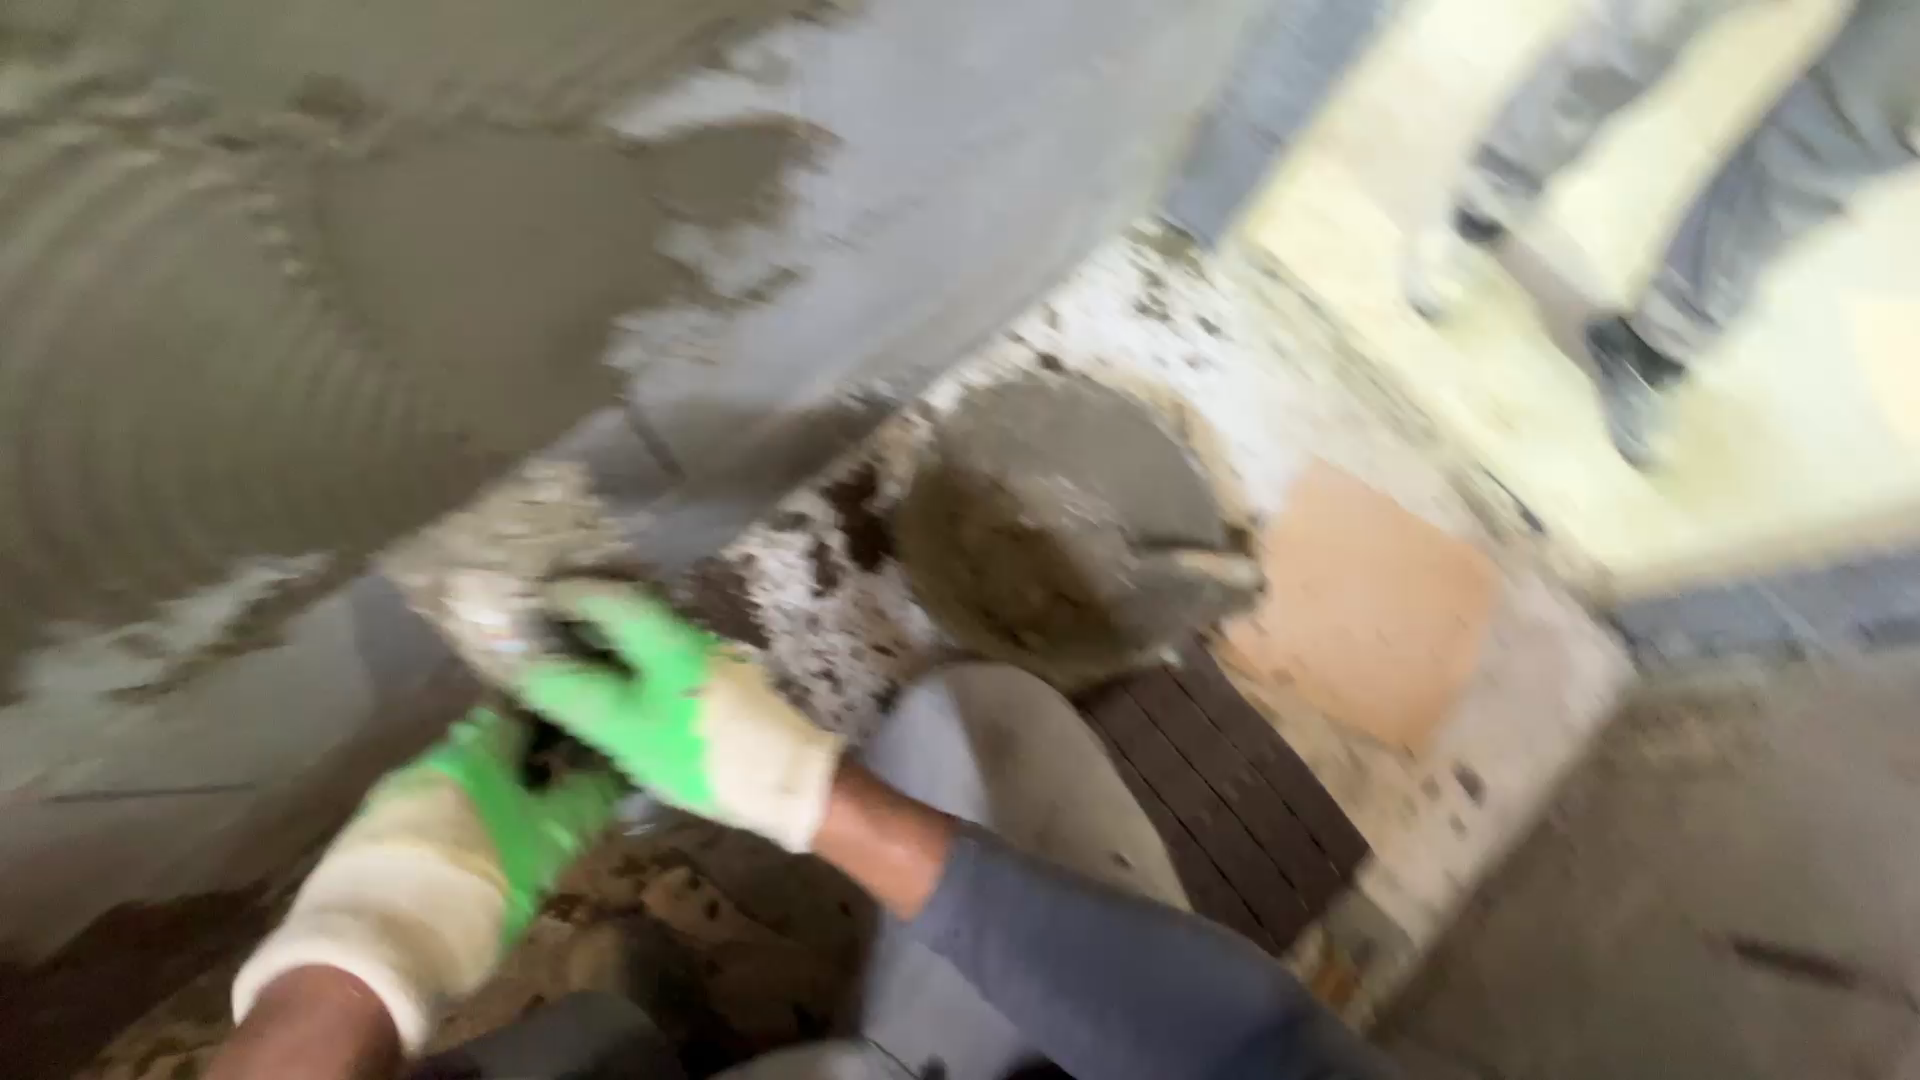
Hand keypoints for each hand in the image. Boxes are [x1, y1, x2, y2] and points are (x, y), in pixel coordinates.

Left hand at [232, 708, 620, 1053]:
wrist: (361, 969)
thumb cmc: (476, 887)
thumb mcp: (553, 842)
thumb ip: (589, 795)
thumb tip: (618, 765)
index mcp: (476, 748)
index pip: (526, 705)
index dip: (560, 713)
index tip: (588, 728)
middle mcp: (431, 760)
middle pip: (491, 741)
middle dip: (530, 754)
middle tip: (566, 775)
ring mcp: (392, 800)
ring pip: (462, 777)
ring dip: (496, 787)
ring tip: (527, 815)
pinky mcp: (366, 842)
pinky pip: (433, 810)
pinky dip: (464, 816)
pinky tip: (479, 847)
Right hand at [515, 580, 844, 852]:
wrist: (784, 777)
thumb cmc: (701, 752)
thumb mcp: (627, 729)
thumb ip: (577, 695)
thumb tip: (528, 666)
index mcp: (667, 638)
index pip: (611, 597)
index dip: (571, 593)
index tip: (537, 598)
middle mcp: (691, 636)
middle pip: (633, 609)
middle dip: (590, 611)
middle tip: (548, 624)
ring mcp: (710, 658)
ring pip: (650, 633)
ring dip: (612, 636)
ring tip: (574, 653)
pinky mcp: (721, 682)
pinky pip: (665, 655)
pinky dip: (634, 659)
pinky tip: (618, 682)